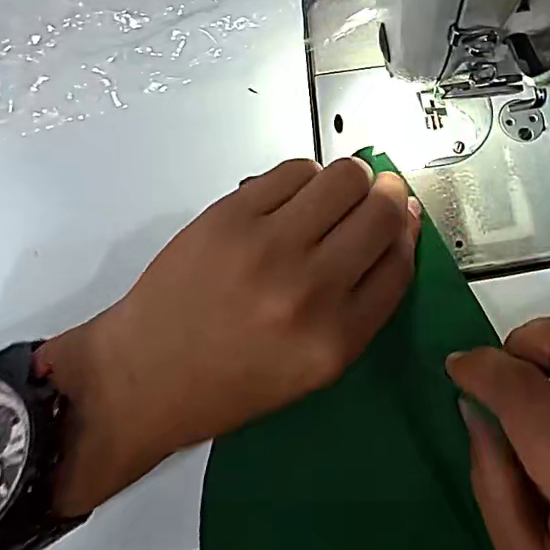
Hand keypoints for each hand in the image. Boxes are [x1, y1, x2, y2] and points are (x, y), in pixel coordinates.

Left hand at [39, 157, 419, 514]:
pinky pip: (296, 169)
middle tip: (377, 192)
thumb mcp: (315, 365)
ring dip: (350, 178)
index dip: (406, 231)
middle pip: (380, 212)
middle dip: (388, 193)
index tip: (401, 216)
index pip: (400, 263)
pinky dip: (305, 176)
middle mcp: (309, 291)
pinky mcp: (232, 214)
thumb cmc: (231, 380)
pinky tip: (293, 196)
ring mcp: (268, 246)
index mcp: (335, 340)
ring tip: (332, 194)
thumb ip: (364, 302)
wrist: (142, 375)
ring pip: (344, 177)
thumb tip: (397, 226)